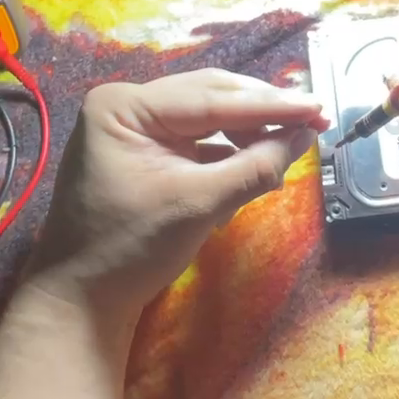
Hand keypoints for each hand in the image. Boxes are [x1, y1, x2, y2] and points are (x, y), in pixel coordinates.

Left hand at [29, 69, 327, 324]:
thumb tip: (306, 135)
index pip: (211, 98)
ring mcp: (137, 127)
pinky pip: (200, 140)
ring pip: (210, 116)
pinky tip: (259, 165)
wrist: (81, 302)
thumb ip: (255, 166)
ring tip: (289, 147)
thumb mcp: (198, 205)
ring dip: (250, 132)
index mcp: (124, 106)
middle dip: (263, 111)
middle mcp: (128, 104)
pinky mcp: (148, 151)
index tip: (318, 106)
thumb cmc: (130, 249)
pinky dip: (230, 153)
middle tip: (315, 117)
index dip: (270, 104)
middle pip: (211, 97)